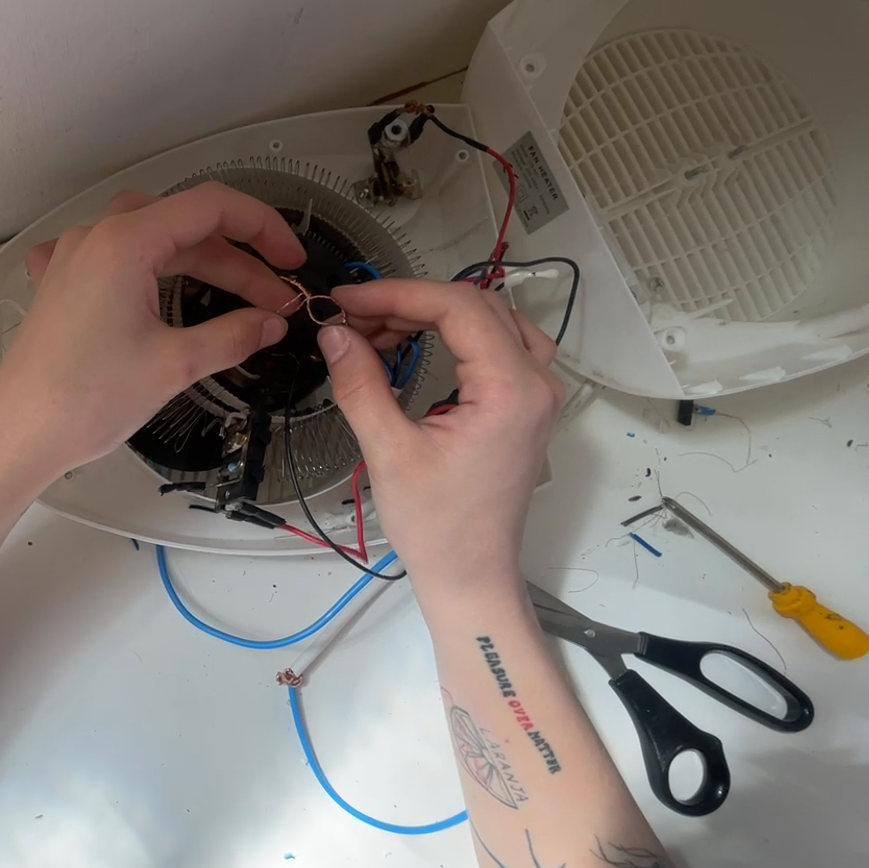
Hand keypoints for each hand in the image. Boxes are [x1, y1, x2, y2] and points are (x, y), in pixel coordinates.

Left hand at [0, 184, 305, 482]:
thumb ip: (232, 336)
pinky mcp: (61, 290)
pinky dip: (149, 272)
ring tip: (235, 303)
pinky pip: (112, 261)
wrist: (20, 436)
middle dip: (236, 261)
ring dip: (197, 267)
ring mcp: (73, 262)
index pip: (211, 207)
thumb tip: (269, 324)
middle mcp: (95, 240)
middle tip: (273, 299)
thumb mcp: (173, 365)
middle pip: (184, 227)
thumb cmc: (83, 400)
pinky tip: (154, 286)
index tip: (291, 261)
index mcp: (124, 243)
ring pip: (151, 244)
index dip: (263, 228)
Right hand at [320, 280, 562, 596]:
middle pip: (474, 307)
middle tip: (352, 319)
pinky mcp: (519, 407)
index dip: (396, 294)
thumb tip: (334, 335)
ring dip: (429, 317)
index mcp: (511, 391)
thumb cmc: (436, 525)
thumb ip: (361, 385)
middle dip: (408, 303)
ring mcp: (532, 395)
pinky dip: (448, 338)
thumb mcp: (389, 452)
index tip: (346, 301)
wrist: (469, 573)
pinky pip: (491, 348)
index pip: (457, 308)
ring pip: (486, 322)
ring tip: (374, 334)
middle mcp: (534, 383)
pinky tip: (409, 350)